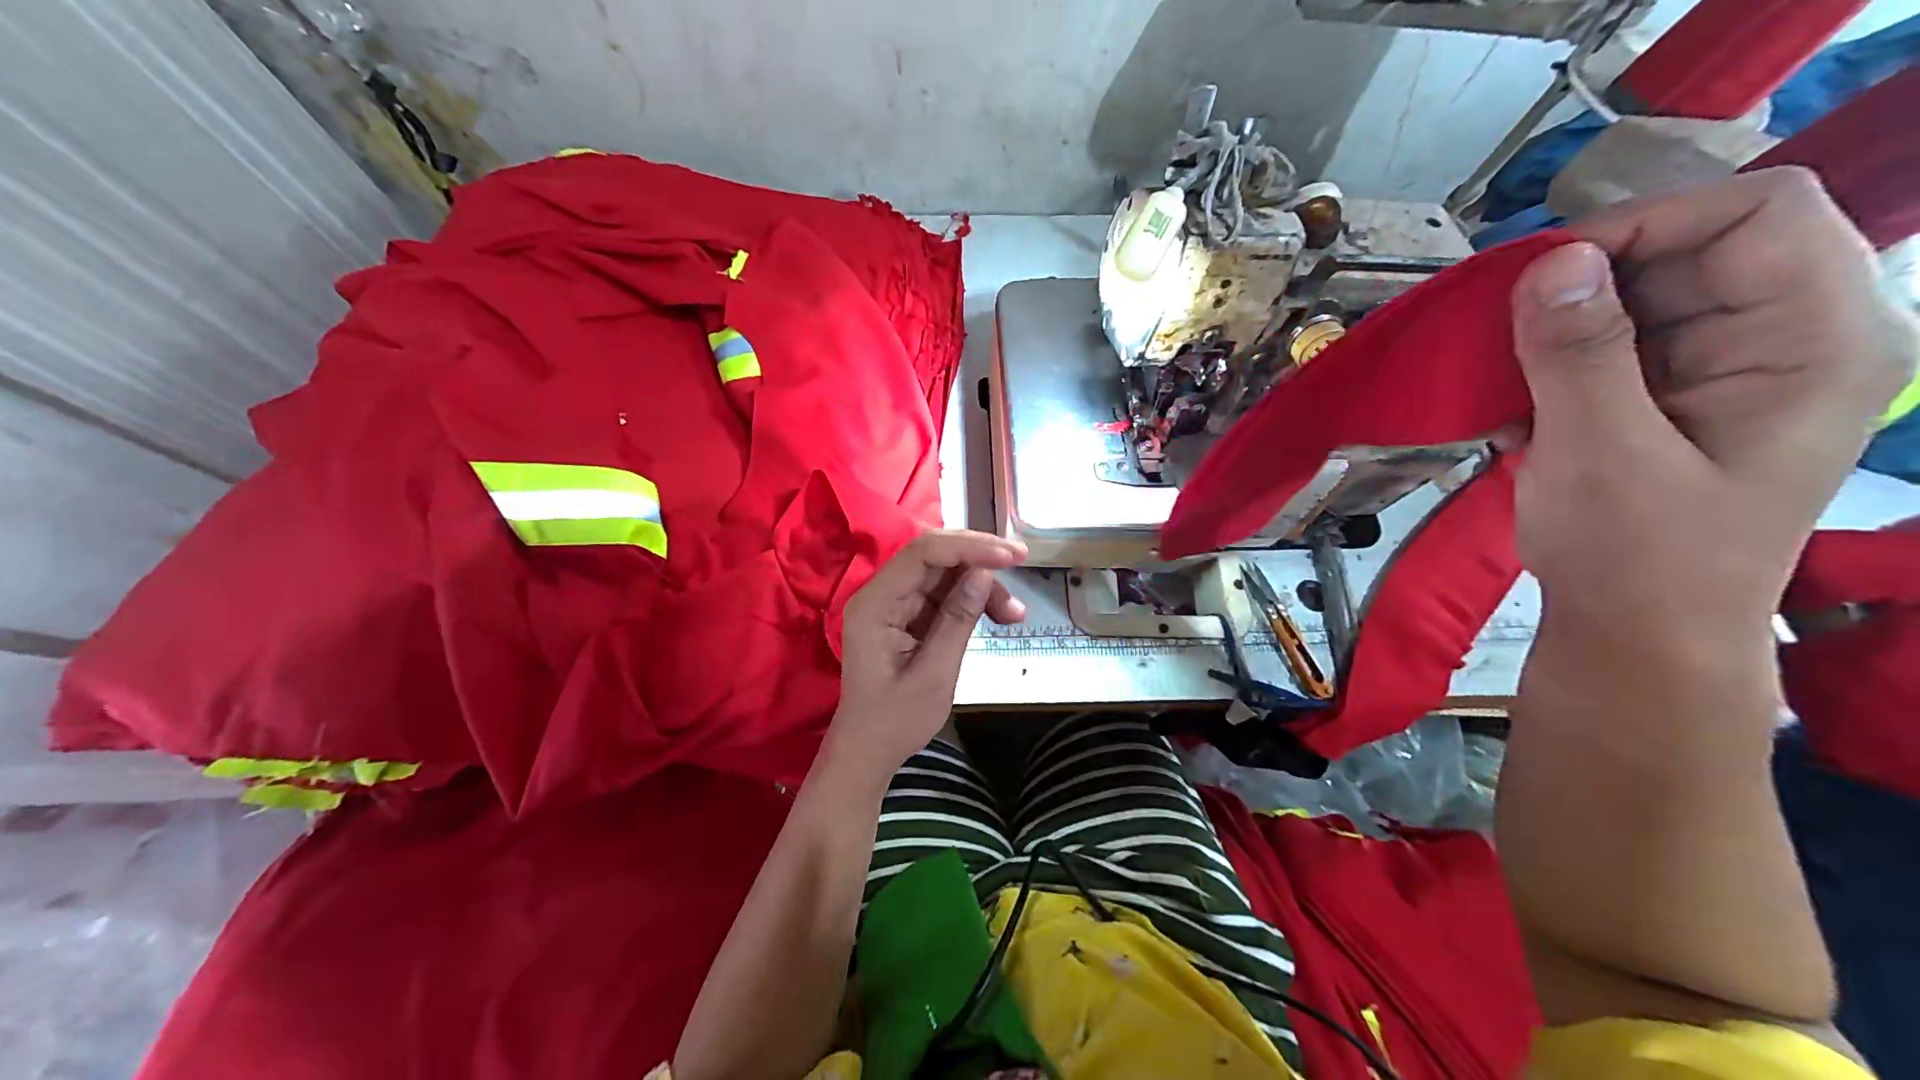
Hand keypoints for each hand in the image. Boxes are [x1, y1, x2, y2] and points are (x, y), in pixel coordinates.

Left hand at [825, 530, 1027, 777]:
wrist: (868, 750)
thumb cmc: (895, 721)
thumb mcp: (934, 675)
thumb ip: (958, 620)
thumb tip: (984, 573)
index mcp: (876, 604)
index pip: (923, 553)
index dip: (968, 546)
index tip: (1010, 556)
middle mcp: (881, 594)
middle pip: (934, 556)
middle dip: (979, 559)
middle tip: (1022, 563)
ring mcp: (894, 604)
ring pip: (944, 574)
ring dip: (982, 585)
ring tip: (1015, 614)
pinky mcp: (907, 616)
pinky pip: (943, 595)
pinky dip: (972, 601)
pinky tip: (999, 616)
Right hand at [1509, 168, 1915, 644]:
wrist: (1637, 636)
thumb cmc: (1637, 558)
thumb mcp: (1600, 455)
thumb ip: (1579, 355)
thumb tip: (1551, 261)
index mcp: (1818, 341)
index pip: (1757, 215)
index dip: (1648, 223)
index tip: (1544, 276)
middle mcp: (1788, 337)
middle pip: (1694, 250)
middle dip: (1591, 279)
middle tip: (1503, 324)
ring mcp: (1729, 367)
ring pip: (1643, 294)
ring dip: (1562, 321)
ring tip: (1501, 366)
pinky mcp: (1675, 394)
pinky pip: (1616, 341)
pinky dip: (1556, 355)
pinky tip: (1518, 395)